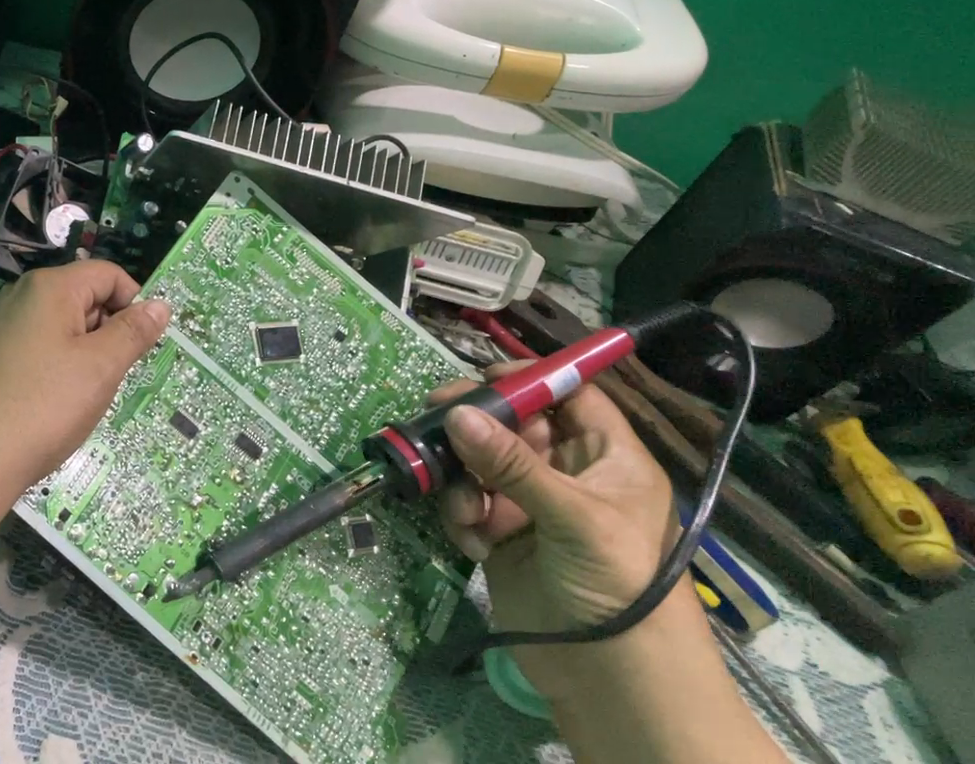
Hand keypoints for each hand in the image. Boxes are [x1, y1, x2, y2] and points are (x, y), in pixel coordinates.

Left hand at [0, 261, 169, 507]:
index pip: (108, 274)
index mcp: (48, 287)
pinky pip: (35, 347)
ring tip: (82, 396)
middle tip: (112, 377)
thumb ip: (133, 332)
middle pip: (82, 297)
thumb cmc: (43, 407)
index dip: (134, 304)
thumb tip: (160, 304)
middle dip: (107, 331)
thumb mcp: (100, 369)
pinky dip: (55, 368)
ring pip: (60, 326)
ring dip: (83, 354)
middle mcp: (19, 296)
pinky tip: (52, 404)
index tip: (143, 346)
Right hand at [434, 364, 679, 699]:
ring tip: (465, 509)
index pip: (573, 397)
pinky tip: (471, 541)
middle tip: (436, 413)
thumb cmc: (617, 586)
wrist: (607, 677)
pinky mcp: (500, 533)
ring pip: (480, 462)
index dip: (533, 379)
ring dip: (462, 478)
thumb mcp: (574, 519)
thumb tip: (456, 413)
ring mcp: (530, 504)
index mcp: (607, 460)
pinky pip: (466, 502)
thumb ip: (513, 465)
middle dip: (476, 423)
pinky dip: (460, 516)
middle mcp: (568, 474)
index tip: (484, 375)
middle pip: (514, 424)